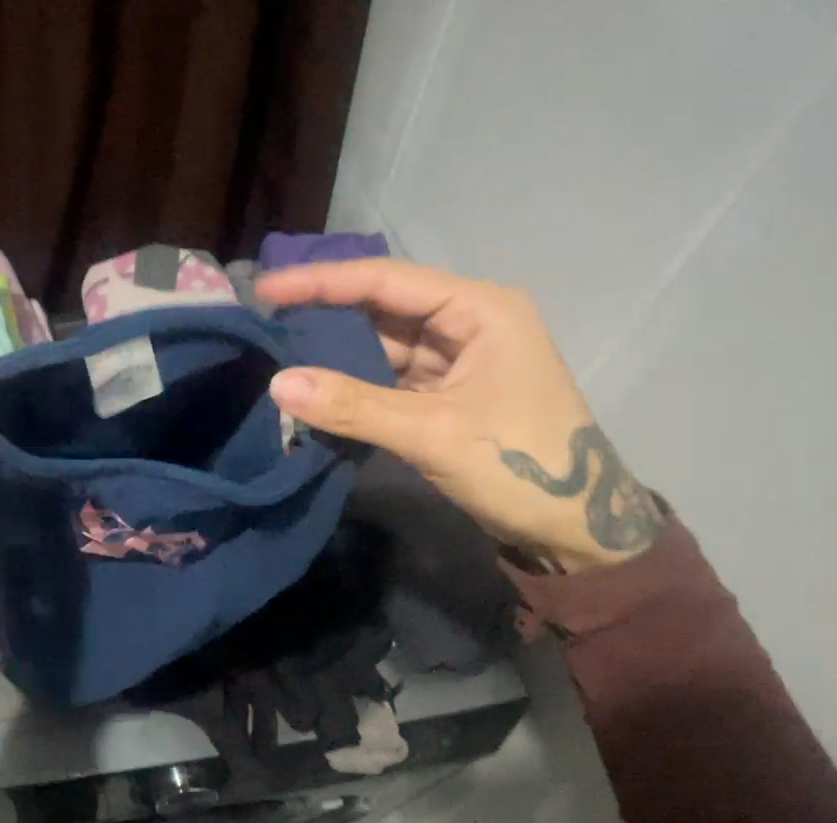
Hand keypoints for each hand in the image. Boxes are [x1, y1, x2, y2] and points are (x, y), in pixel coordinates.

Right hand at [259, 258, 662, 572]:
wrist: (575, 528)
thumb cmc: (520, 466)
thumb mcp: (432, 432)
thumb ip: (353, 405)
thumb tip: (277, 383)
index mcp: (481, 310)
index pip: (387, 281)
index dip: (322, 282)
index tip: (264, 289)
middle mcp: (469, 322)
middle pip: (382, 308)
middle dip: (324, 314)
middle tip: (261, 321)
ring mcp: (457, 360)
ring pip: (381, 345)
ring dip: (334, 354)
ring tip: (275, 354)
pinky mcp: (445, 395)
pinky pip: (387, 379)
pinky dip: (352, 386)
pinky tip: (312, 390)